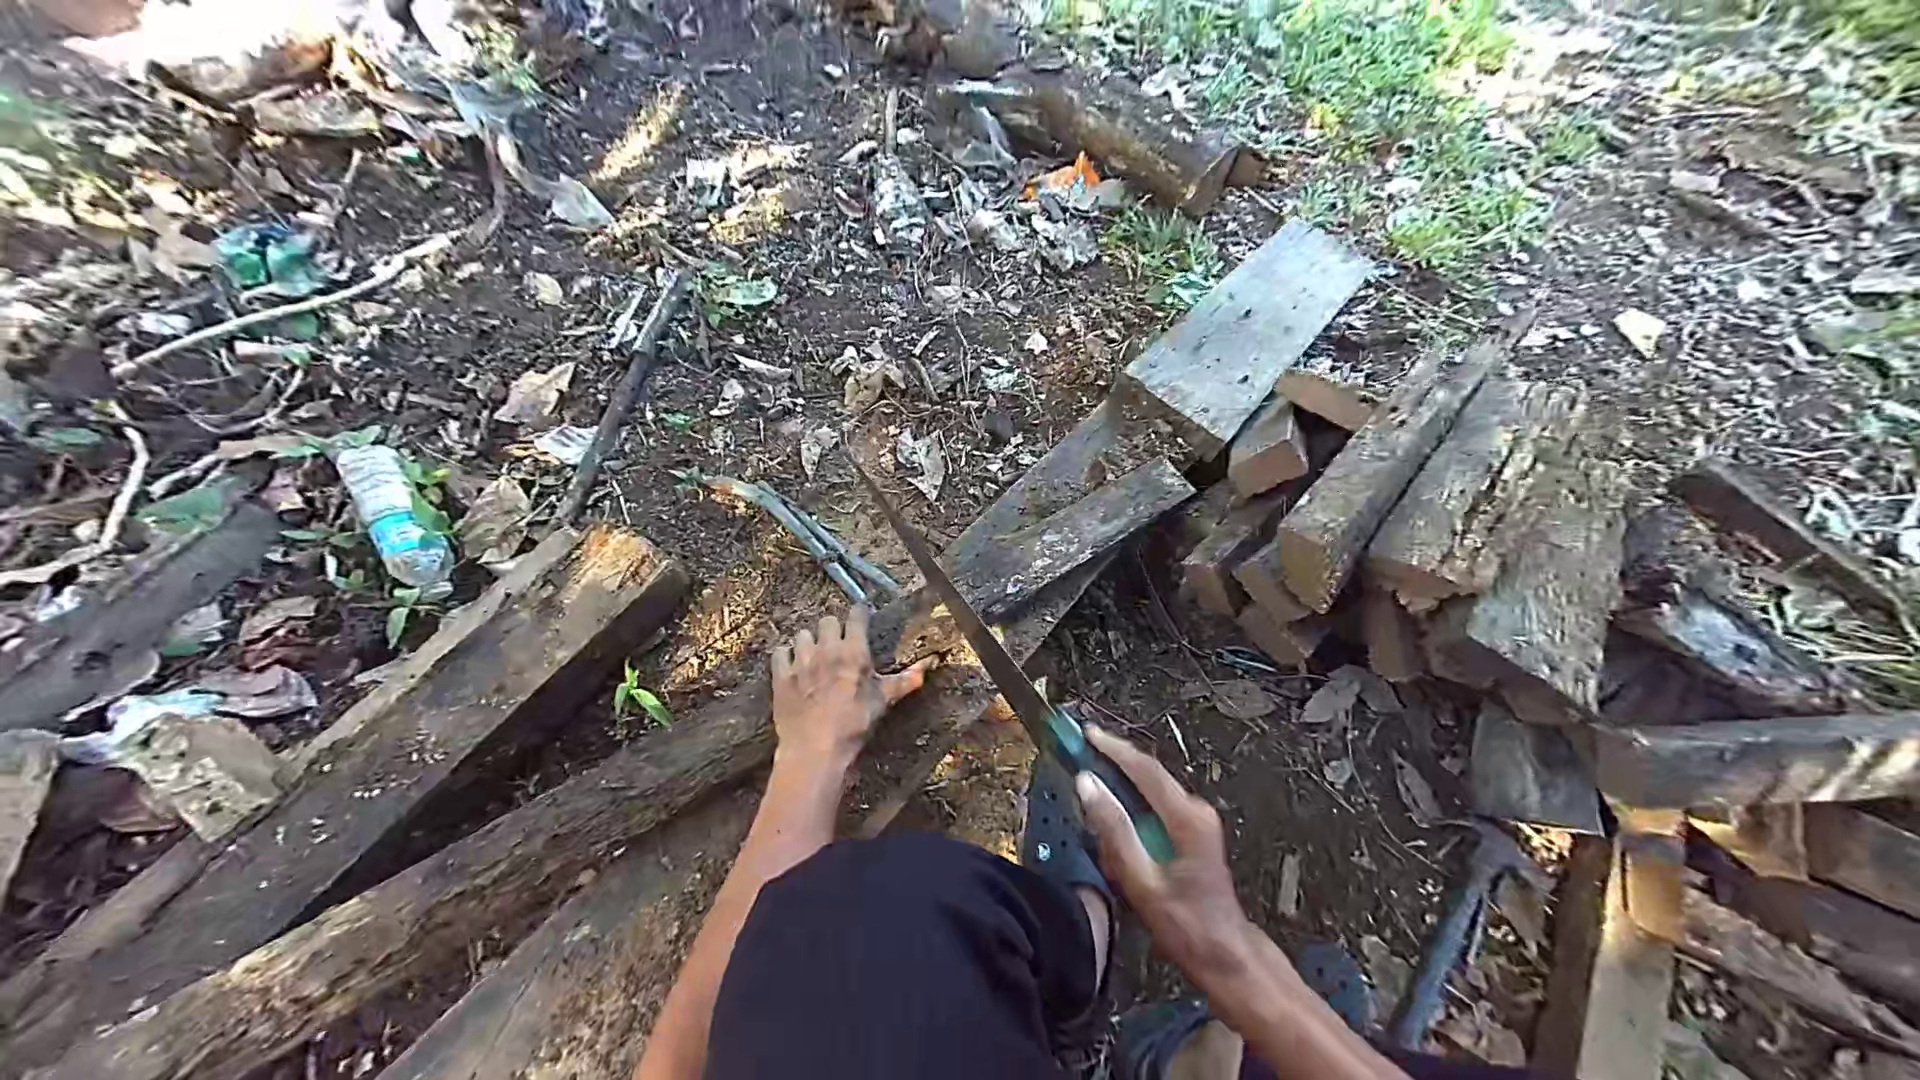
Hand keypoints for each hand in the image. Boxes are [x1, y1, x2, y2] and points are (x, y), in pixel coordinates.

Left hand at [770, 604, 932, 773]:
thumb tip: (930, 665)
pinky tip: (792, 666)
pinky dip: (786, 656)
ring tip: (814, 655)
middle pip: (827, 620)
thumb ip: (906, 680)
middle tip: (838, 642)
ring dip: (809, 642)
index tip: (862, 617)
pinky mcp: (781, 675)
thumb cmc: (854, 723)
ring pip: (802, 634)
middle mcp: (826, 648)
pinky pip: (780, 652)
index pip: (857, 615)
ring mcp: (801, 660)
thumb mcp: (883, 700)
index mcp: (854, 651)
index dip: (860, 613)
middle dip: (834, 628)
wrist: (815, 748)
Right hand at [1075, 724, 1256, 991]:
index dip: (1112, 748)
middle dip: (1113, 757)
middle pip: (1148, 772)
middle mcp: (1195, 810)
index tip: (1085, 734)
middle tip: (1080, 748)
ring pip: (1150, 786)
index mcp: (1187, 817)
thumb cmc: (1187, 926)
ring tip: (1089, 773)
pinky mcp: (1191, 830)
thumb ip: (1113, 829)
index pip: (1144, 768)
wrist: (1228, 958)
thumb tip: (1087, 784)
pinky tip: (1111, 808)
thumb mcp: (1142, 881)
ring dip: (1119, 778)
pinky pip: (1154, 802)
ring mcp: (1196, 820)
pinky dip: (1129, 797)